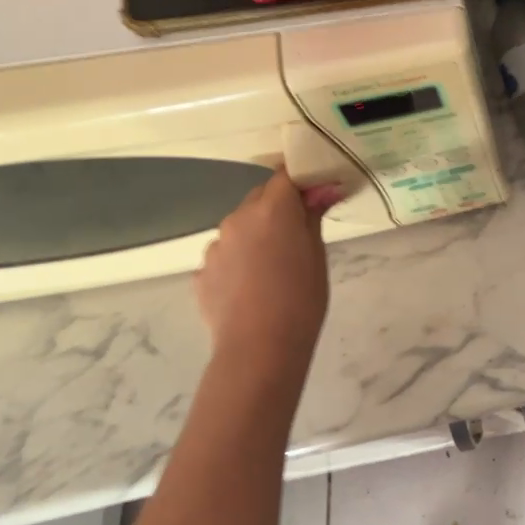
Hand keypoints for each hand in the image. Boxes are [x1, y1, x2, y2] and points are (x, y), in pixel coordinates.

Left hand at [195, 169, 342, 357]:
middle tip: (299, 236)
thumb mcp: (318, 255)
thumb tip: (322, 190)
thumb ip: (314, 217)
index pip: (284, 176)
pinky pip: (225, 256)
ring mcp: (215, 247)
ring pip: (240, 228)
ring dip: (256, 236)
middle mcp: (237, 220)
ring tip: (274, 269)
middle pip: (259, 199)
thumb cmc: (302, 298)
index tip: (317, 195)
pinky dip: (239, 262)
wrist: (259, 347)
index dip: (301, 182)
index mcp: (271, 210)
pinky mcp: (202, 273)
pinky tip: (253, 288)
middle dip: (278, 209)